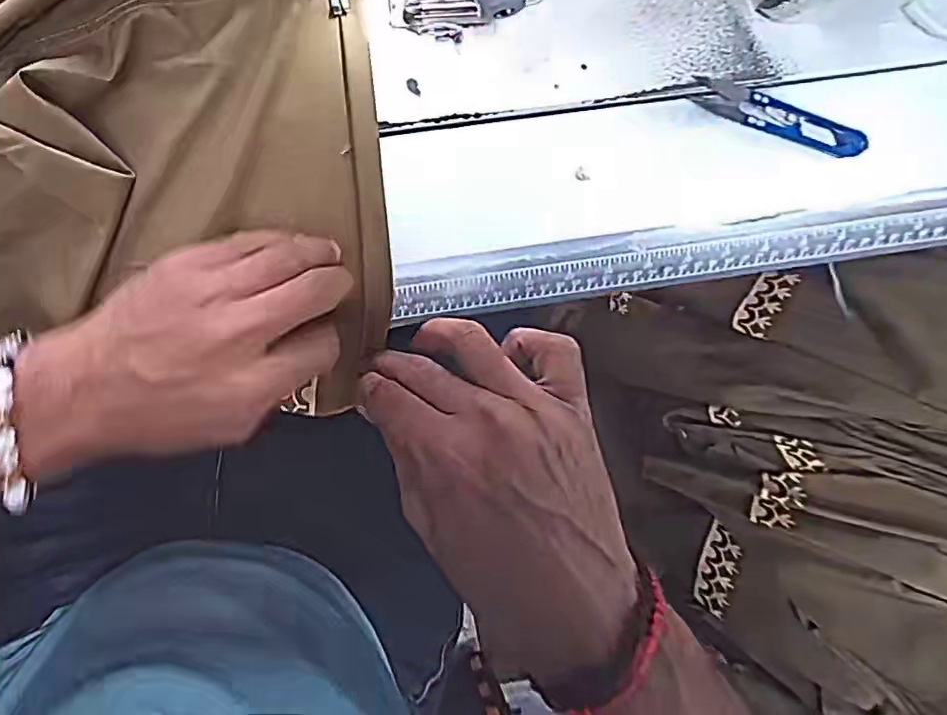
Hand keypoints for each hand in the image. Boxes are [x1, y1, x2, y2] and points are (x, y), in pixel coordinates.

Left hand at [10, 231, 353, 478]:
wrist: (89, 381)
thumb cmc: (152, 412)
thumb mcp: (227, 426)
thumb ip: (275, 391)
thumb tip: (303, 356)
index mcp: (253, 383)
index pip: (320, 346)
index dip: (332, 337)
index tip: (327, 331)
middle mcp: (239, 330)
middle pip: (313, 290)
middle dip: (337, 283)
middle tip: (342, 281)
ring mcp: (213, 289)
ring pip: (286, 255)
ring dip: (316, 251)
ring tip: (328, 251)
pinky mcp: (189, 261)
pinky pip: (248, 240)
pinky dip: (275, 239)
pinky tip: (285, 242)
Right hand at [360, 319, 639, 682]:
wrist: (580, 612)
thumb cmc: (501, 580)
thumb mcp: (426, 524)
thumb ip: (402, 457)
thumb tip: (384, 414)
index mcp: (445, 455)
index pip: (386, 392)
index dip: (367, 387)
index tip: (366, 389)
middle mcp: (486, 421)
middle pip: (417, 366)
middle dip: (388, 364)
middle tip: (383, 371)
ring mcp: (534, 410)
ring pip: (473, 339)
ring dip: (438, 334)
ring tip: (428, 342)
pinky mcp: (573, 411)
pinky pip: (553, 351)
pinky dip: (526, 342)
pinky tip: (506, 355)